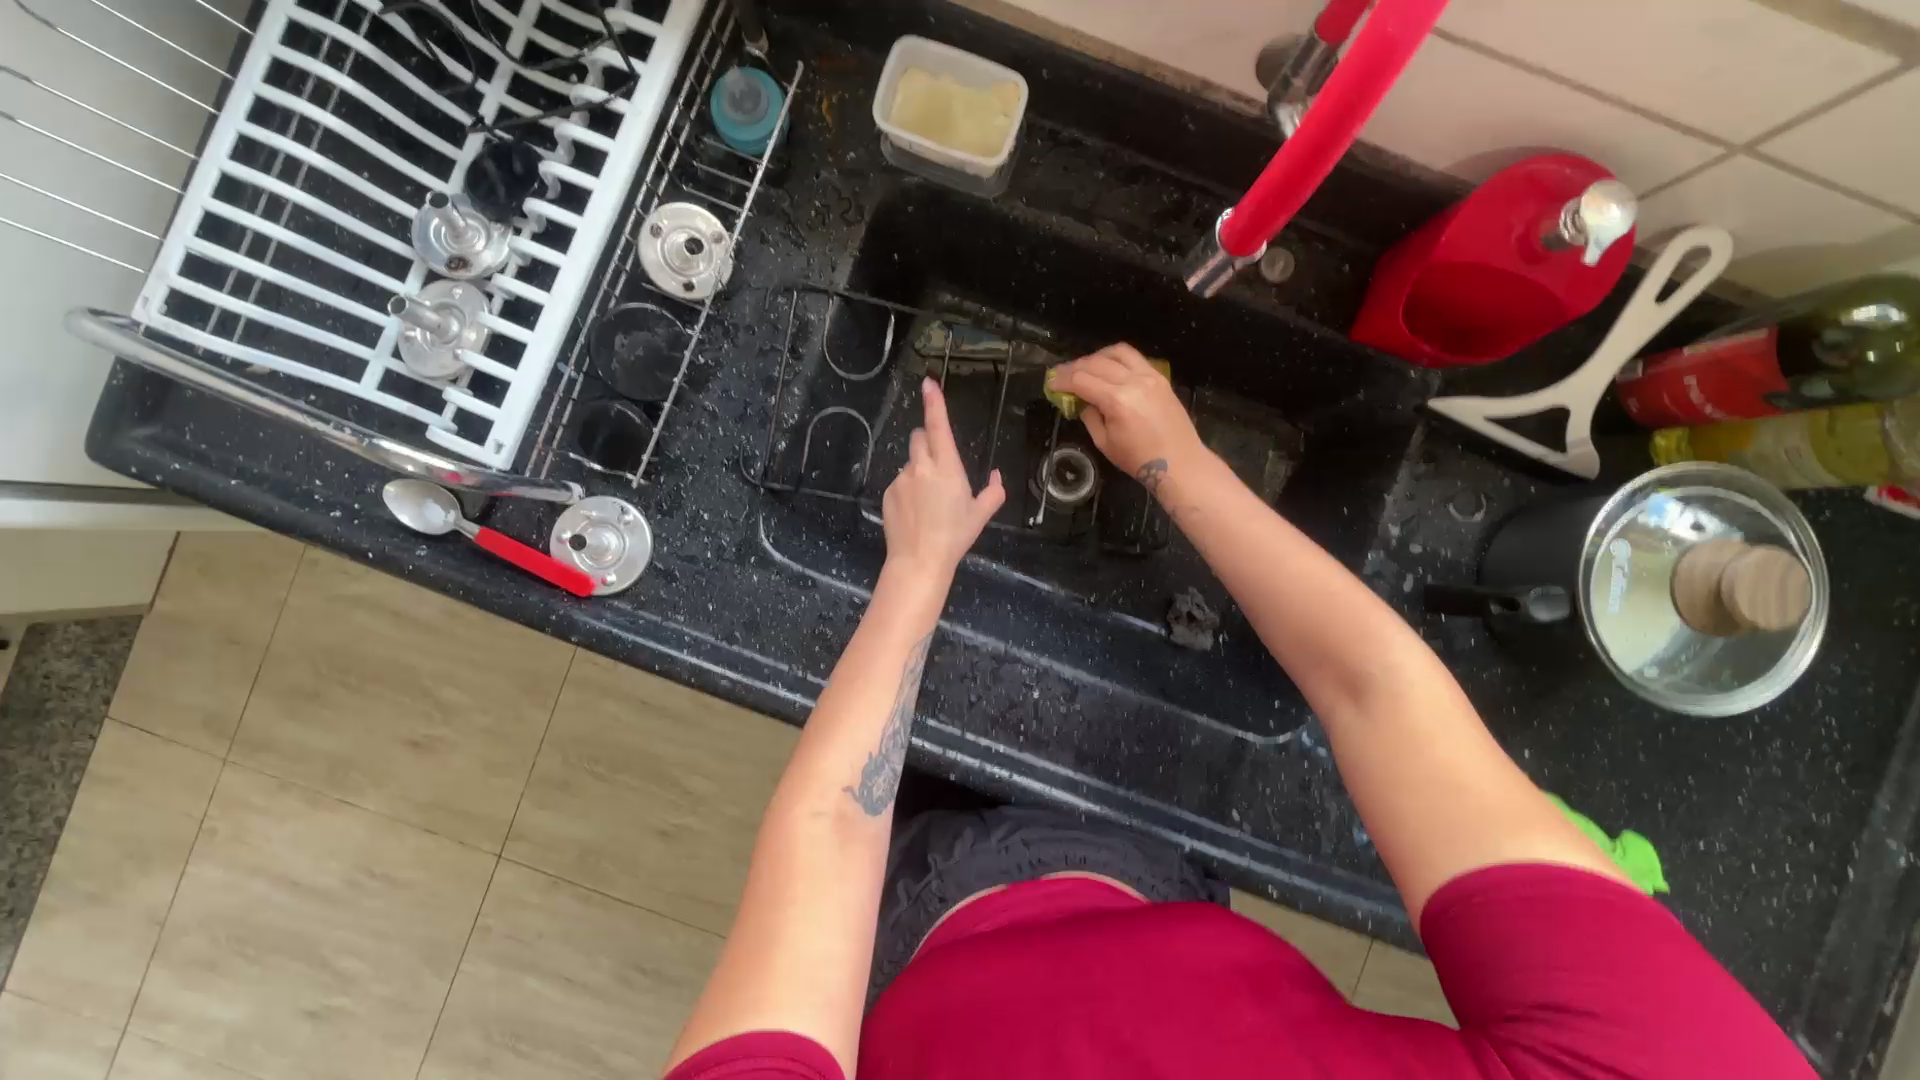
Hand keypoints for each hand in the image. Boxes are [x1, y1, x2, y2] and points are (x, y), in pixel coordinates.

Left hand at [882, 378, 1005, 581]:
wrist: (919, 560)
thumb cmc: (954, 536)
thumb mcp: (981, 515)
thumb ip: (993, 493)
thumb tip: (997, 477)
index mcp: (946, 467)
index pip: (938, 426)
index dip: (934, 402)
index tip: (928, 383)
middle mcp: (921, 466)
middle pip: (920, 437)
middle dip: (928, 442)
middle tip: (940, 467)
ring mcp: (901, 479)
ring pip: (910, 462)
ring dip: (919, 471)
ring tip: (928, 502)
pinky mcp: (888, 493)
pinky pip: (900, 482)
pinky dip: (908, 490)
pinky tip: (915, 513)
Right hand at [1046, 344, 1204, 496]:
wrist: (1178, 462)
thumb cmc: (1138, 459)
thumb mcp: (1104, 442)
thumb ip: (1089, 416)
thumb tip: (1081, 401)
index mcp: (1117, 401)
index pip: (1081, 380)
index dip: (1062, 380)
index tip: (1051, 382)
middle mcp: (1133, 381)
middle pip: (1096, 363)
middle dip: (1075, 367)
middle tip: (1062, 375)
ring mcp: (1149, 376)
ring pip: (1117, 352)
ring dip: (1096, 356)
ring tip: (1086, 367)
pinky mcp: (1159, 377)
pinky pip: (1134, 358)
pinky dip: (1117, 358)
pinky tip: (1109, 368)